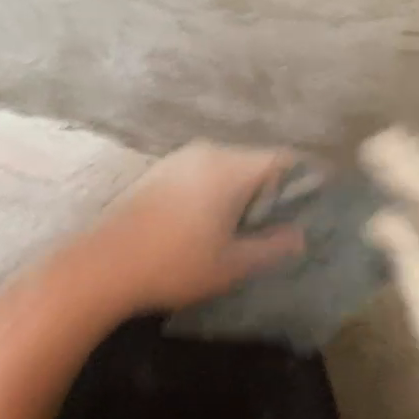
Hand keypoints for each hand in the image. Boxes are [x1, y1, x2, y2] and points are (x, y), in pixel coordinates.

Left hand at [79, 141, 306, 311]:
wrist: (101, 265)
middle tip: (287, 222)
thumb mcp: (232, 264)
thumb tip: (301, 235)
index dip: (307, 180)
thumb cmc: (173, 265)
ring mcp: (178, 159)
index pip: (284, 160)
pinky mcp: (158, 172)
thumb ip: (272, 246)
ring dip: (244, 192)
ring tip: (252, 227)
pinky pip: (203, 174)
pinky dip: (218, 192)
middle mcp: (207, 153)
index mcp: (231, 168)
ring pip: (228, 168)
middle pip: (256, 161)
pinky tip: (213, 223)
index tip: (318, 204)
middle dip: (275, 188)